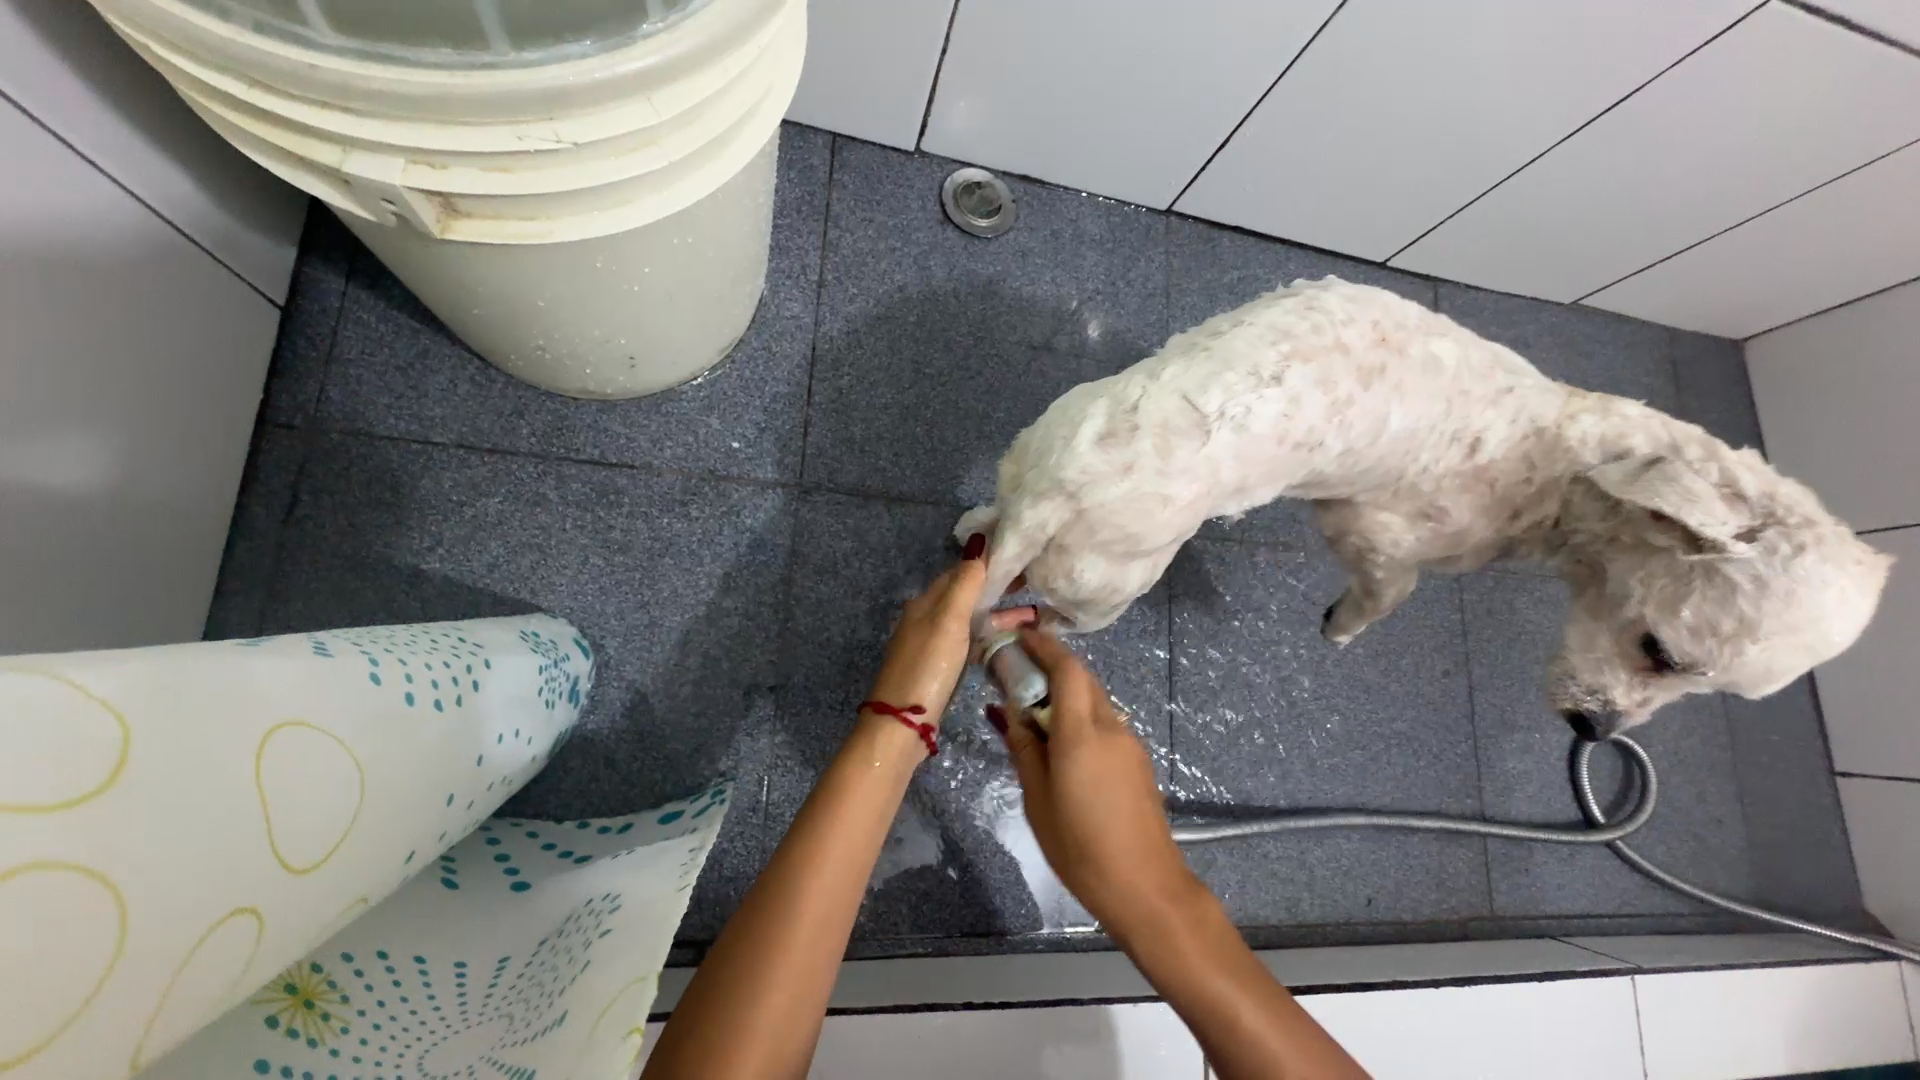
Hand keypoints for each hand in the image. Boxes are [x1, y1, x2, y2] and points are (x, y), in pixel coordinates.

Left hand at [866, 539, 1033, 730]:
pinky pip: (969, 644)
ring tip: (1034, 617)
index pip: (960, 572)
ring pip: (970, 621)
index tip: (1021, 559)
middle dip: (997, 590)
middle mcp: (927, 619)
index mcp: (926, 602)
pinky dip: (990, 638)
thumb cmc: (928, 666)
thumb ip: (966, 583)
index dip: (988, 564)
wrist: (902, 724)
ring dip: (998, 616)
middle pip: (966, 596)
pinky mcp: (939, 670)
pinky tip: (1010, 642)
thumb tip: (980, 542)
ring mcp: (932, 646)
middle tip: (1032, 586)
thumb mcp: (949, 619)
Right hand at [992, 629, 1200, 932]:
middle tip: (1016, 670)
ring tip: (1031, 708)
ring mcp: (1129, 742)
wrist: (1145, 886)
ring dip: (1064, 692)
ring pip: (1094, 699)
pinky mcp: (1136, 760)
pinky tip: (1057, 740)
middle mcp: (1110, 726)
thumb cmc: (1080, 848)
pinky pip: (1104, 722)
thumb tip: (1010, 711)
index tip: (1018, 636)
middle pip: (1082, 678)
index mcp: (1081, 733)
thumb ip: (1024, 748)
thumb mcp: (1037, 799)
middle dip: (1050, 665)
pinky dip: (1078, 716)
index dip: (1043, 646)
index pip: (1066, 669)